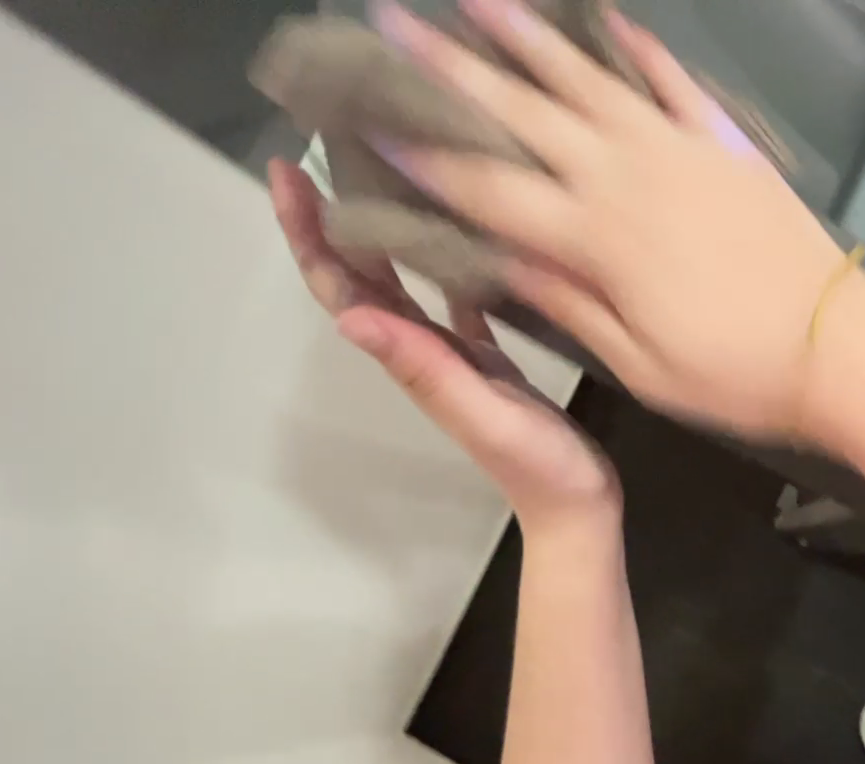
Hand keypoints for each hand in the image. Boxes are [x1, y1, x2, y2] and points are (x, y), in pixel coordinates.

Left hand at [269, 158, 618, 530]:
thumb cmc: (539, 468)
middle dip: (332, 225)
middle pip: (363, 284)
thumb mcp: (485, 417)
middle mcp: (426, 356)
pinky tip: (459, 244)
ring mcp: (458, 361)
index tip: (289, 175)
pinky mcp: (493, 365)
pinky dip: (448, 275)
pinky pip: (460, 310)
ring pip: (405, 292)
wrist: (574, 506)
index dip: (310, 238)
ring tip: (381, 186)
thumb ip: (427, 372)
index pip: (346, 293)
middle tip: (321, 156)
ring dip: (382, 242)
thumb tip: (350, 318)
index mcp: (416, 363)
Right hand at [370, 0, 853, 441]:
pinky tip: (612, 21)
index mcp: (595, 239)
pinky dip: (640, 50)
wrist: (837, 347)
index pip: (490, 190)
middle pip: (523, 116)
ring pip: (588, 81)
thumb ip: (568, 303)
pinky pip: (674, 83)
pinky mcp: (726, 146)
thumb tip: (498, 259)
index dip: (427, 160)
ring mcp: (679, 151)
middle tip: (389, 28)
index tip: (371, 127)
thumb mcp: (640, 365)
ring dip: (528, 37)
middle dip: (449, 73)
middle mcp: (625, 175)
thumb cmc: (736, 374)